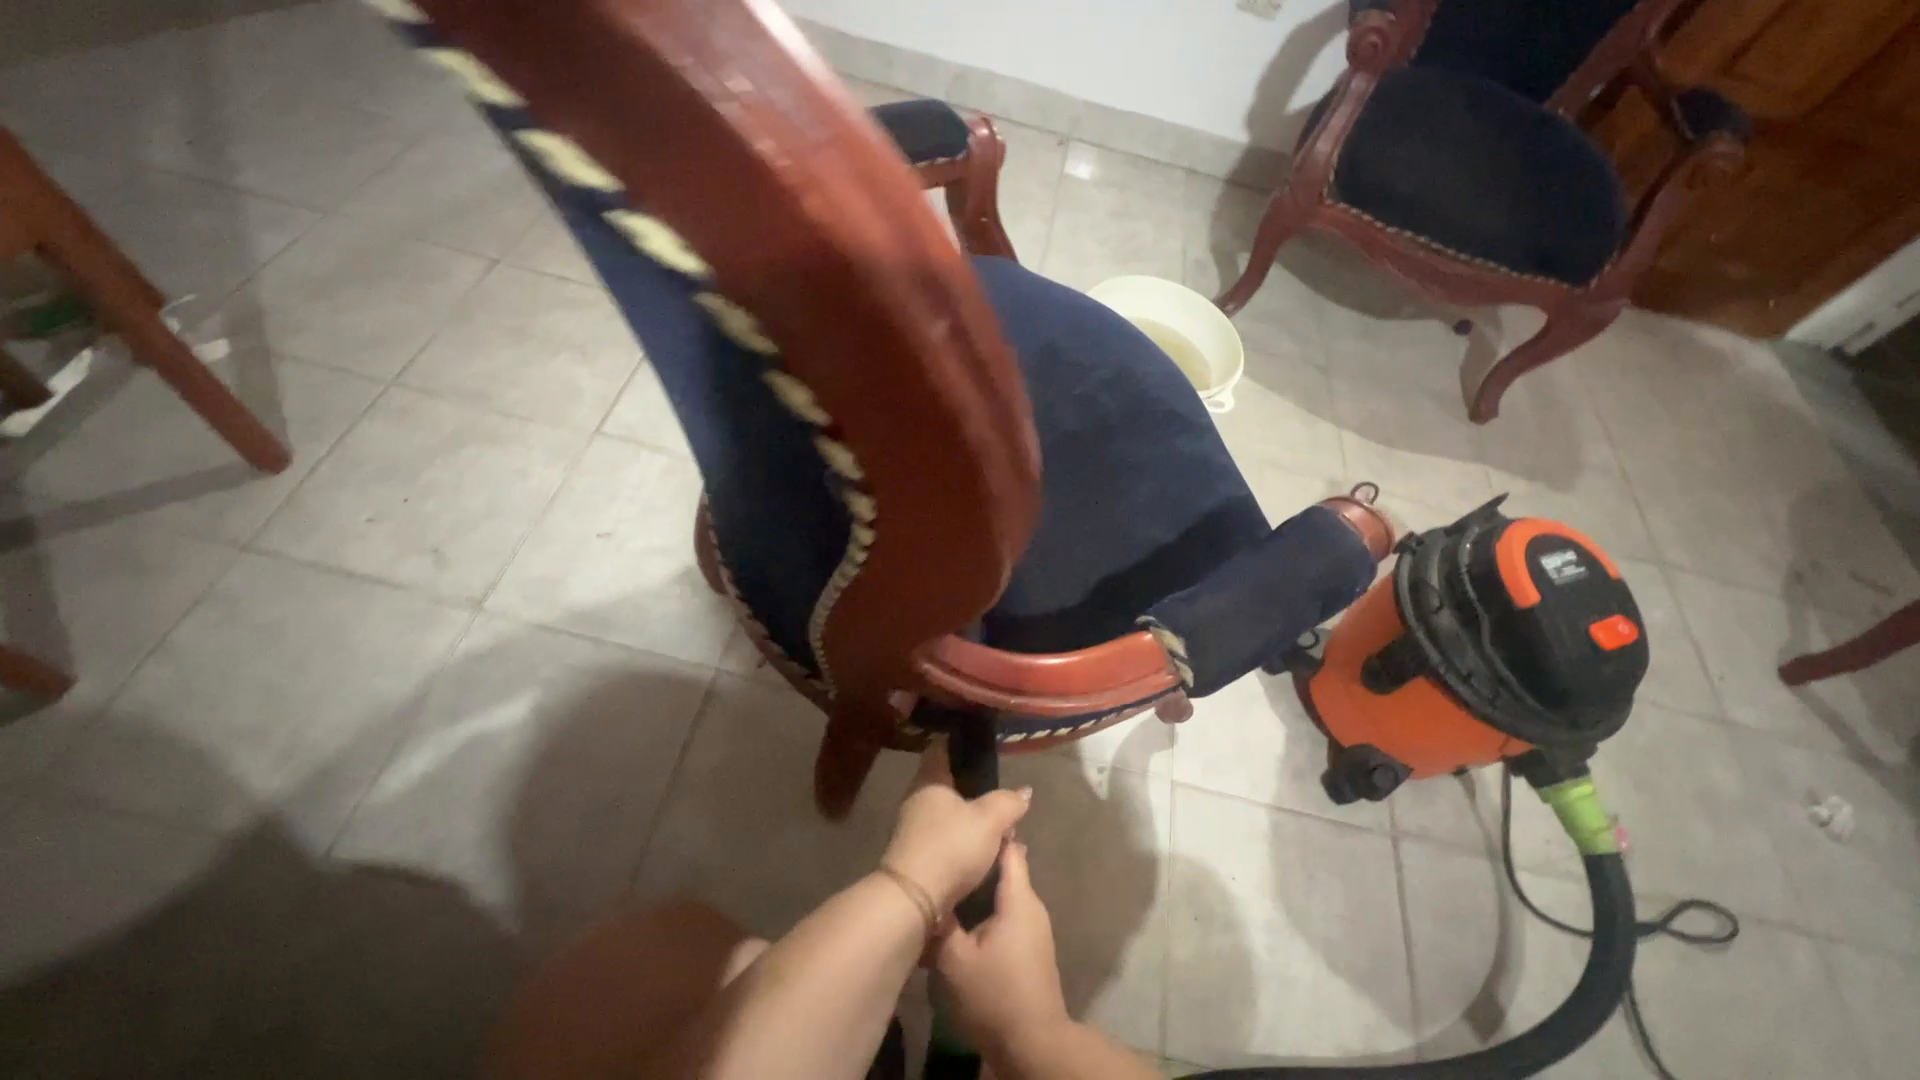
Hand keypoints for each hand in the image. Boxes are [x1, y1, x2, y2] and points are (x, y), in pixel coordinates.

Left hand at [881, 738, 1031, 912]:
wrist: (914, 900)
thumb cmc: (950, 846)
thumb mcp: (989, 820)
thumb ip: (1008, 802)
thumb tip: (1024, 792)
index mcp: (929, 781)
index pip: (940, 749)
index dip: (958, 742)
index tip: (978, 742)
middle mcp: (916, 800)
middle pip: (948, 786)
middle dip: (974, 790)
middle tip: (1001, 794)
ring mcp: (913, 830)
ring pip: (949, 816)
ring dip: (971, 820)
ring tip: (1000, 828)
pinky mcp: (917, 857)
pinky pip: (946, 840)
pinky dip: (964, 842)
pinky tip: (984, 852)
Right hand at [933, 841, 1069, 1051]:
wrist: (1032, 1044)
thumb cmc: (994, 995)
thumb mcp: (954, 958)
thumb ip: (940, 920)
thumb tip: (927, 892)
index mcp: (1018, 898)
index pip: (1008, 847)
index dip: (985, 832)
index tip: (957, 824)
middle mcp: (1031, 905)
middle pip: (1003, 869)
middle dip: (974, 861)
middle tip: (940, 856)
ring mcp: (1033, 927)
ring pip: (1001, 893)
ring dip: (976, 888)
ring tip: (944, 883)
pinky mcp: (1028, 947)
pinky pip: (1004, 913)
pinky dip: (983, 909)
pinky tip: (958, 918)